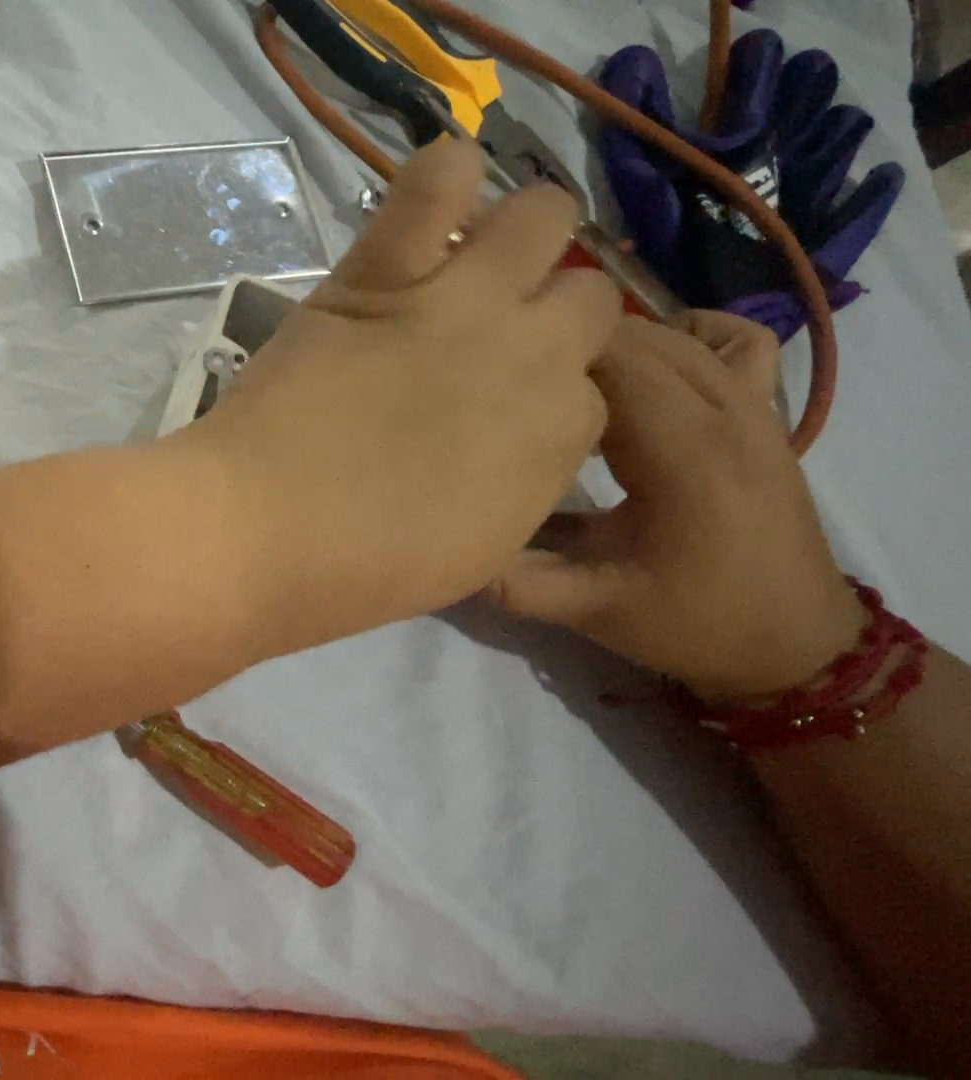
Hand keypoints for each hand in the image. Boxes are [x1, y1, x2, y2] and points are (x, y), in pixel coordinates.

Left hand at [171, 139, 620, 651]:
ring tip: (463, 261)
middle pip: (589, 296)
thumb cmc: (352, 569)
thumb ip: (511, 488)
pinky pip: (436, 180)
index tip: (496, 403)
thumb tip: (508, 451)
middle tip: (483, 331)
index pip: (590, 389)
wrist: (262, 533)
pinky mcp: (381, 275)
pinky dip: (438, 179)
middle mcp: (535, 358)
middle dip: (549, 309)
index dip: (545, 390)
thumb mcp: (468, 551)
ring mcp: (462, 304)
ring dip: (518, 234)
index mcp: (561, 440)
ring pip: (543, 217)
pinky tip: (421, 210)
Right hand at [484, 311, 866, 698]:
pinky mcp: (765, 416)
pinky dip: (688, 335)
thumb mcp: (588, 609)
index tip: (488, 376)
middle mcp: (725, 415)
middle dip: (569, 345)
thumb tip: (442, 545)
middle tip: (503, 376)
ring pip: (678, 336)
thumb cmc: (689, 623)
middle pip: (640, 341)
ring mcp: (754, 410)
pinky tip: (646, 362)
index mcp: (683, 457)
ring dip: (613, 343)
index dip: (548, 358)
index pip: (613, 366)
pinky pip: (735, 344)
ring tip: (556, 375)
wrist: (794, 645)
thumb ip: (512, 579)